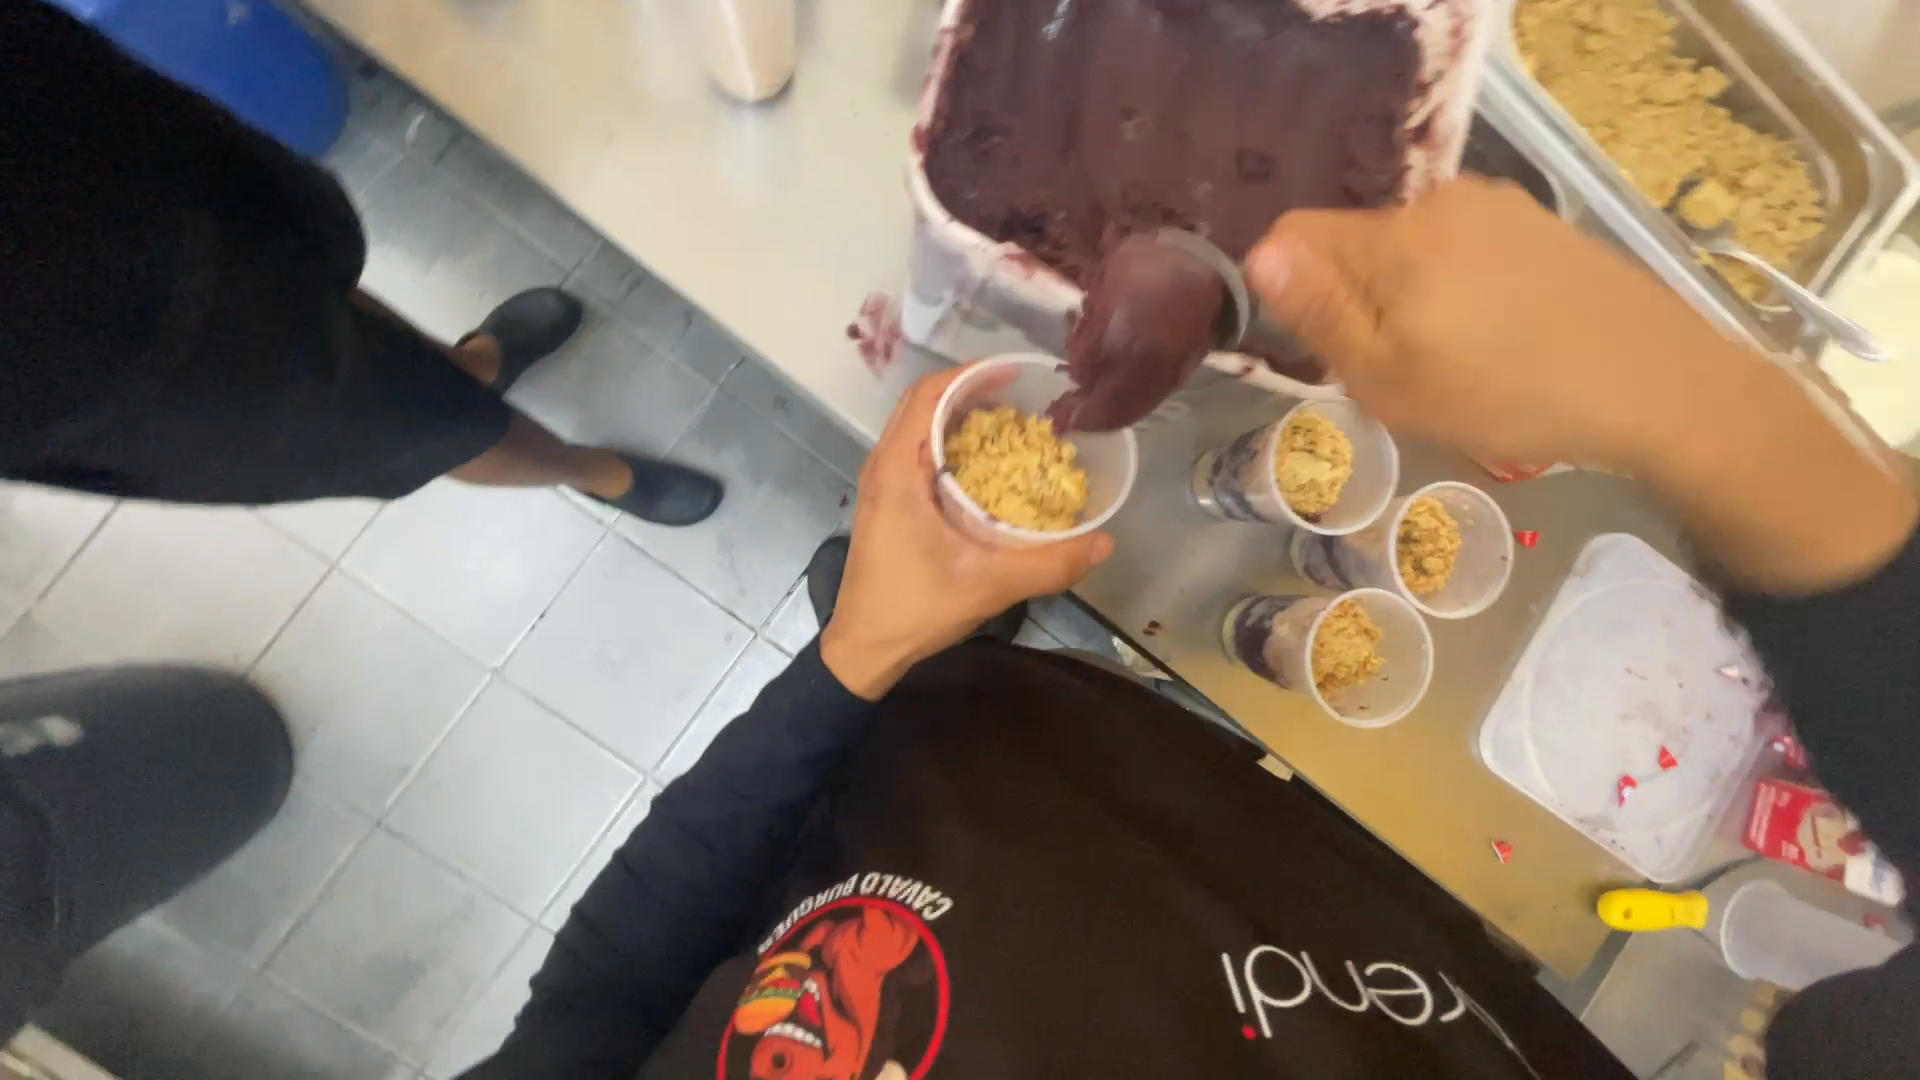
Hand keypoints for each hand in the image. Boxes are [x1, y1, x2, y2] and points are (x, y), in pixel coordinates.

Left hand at [819, 367, 1114, 698]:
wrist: (864, 647)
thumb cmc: (916, 609)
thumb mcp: (988, 585)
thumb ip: (1049, 565)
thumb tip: (1103, 542)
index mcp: (898, 471)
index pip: (928, 395)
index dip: (971, 375)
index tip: (1016, 375)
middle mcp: (882, 467)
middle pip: (922, 404)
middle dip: (970, 392)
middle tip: (1021, 399)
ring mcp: (879, 485)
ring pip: (916, 427)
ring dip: (957, 416)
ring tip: (1008, 422)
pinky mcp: (884, 503)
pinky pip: (914, 452)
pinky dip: (947, 443)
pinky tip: (982, 464)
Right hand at [1245, 176, 1752, 472]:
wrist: (1659, 387)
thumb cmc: (1502, 395)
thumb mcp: (1386, 375)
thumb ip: (1319, 312)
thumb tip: (1258, 255)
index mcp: (1394, 238)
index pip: (1291, 233)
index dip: (1282, 285)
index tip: (1314, 341)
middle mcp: (1439, 202)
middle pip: (1349, 245)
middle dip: (1347, 300)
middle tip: (1387, 366)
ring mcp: (1495, 207)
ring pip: (1400, 250)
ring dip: (1395, 298)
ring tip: (1441, 356)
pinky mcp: (1534, 223)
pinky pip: (1452, 249)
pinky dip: (1443, 288)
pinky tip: (1486, 334)